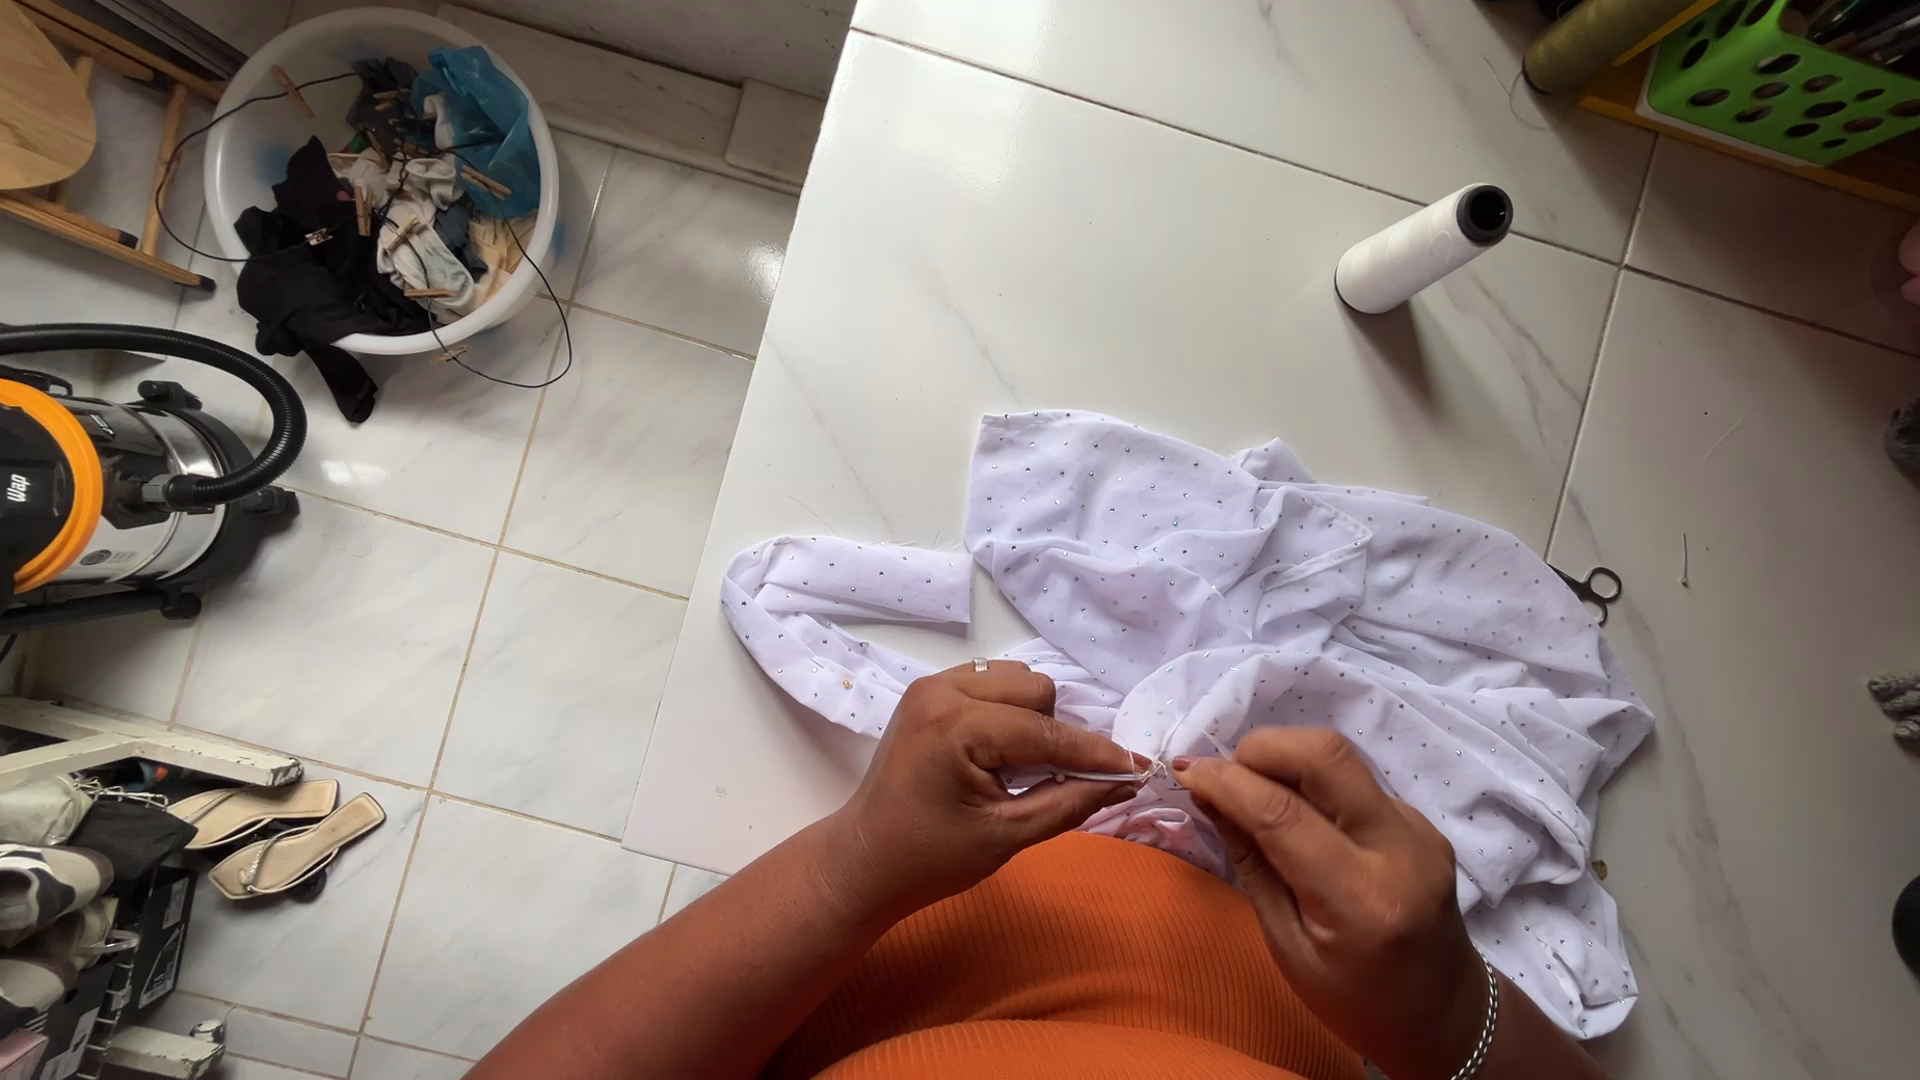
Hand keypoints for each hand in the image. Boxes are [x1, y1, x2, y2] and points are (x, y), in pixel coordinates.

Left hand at [824, 660, 1141, 919]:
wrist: (866, 859)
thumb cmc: (930, 858)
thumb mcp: (1008, 836)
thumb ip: (1071, 802)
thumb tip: (1125, 780)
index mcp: (956, 727)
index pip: (1046, 733)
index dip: (1095, 754)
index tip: (1135, 768)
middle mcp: (942, 690)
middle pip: (1036, 689)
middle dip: (1055, 733)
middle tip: (1047, 779)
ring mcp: (931, 685)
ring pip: (1016, 678)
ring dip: (1031, 716)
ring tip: (1015, 764)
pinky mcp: (928, 689)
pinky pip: (990, 680)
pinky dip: (1007, 709)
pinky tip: (995, 747)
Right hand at [1173, 730, 1485, 1079]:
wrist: (1447, 1017)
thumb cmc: (1354, 999)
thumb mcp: (1285, 943)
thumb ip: (1249, 860)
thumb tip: (1204, 792)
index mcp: (1363, 900)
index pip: (1283, 813)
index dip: (1225, 781)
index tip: (1184, 770)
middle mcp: (1400, 850)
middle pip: (1326, 755)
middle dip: (1260, 748)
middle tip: (1223, 773)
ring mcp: (1417, 828)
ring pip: (1338, 755)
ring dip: (1281, 756)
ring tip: (1249, 788)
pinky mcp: (1418, 818)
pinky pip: (1350, 777)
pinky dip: (1306, 778)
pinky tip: (1292, 811)